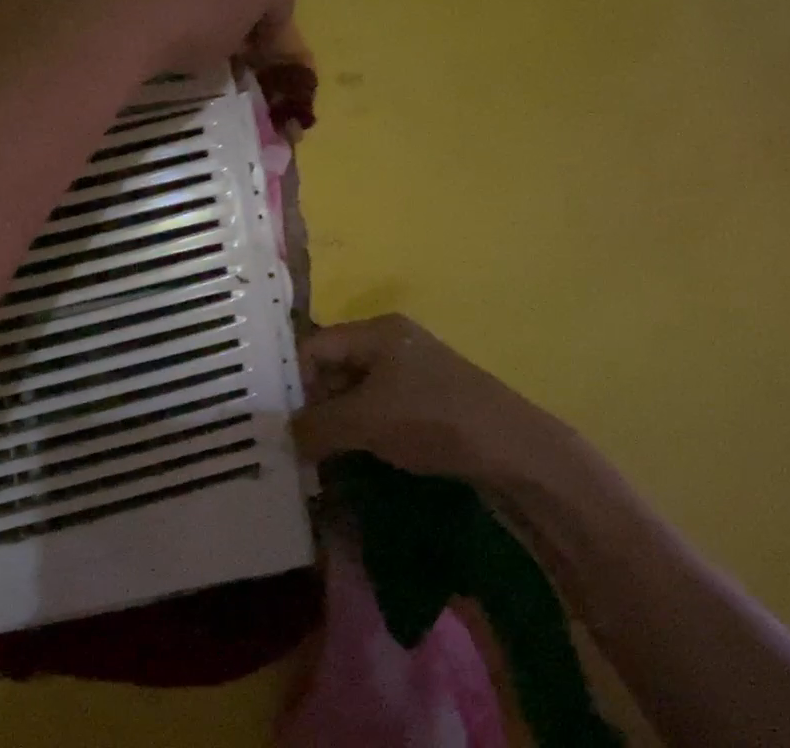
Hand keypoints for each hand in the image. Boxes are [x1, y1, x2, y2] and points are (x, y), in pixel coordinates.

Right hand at [293, 315, 615, 503]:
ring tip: (318, 455)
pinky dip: (360, 432)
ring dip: (335, 423)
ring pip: (354, 394)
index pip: (314, 345)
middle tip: (293, 441)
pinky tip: (352, 457)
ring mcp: (412, 374)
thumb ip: (315, 425)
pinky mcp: (427, 403)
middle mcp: (392, 344)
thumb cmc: (432, 419)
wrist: (513, 450)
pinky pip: (378, 411)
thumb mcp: (364, 421)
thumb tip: (281, 435)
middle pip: (333, 368)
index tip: (275, 419)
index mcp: (377, 332)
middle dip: (311, 405)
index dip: (291, 380)